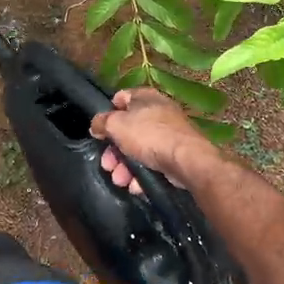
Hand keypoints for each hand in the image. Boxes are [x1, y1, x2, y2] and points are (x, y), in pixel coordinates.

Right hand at [90, 88, 218, 194]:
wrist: (187, 160)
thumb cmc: (149, 135)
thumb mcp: (116, 125)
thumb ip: (101, 123)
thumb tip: (96, 126)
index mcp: (144, 97)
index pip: (120, 98)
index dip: (107, 114)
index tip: (101, 131)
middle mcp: (158, 112)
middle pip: (127, 130)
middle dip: (114, 151)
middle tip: (107, 165)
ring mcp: (169, 134)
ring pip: (139, 149)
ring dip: (125, 166)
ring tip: (120, 181)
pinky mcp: (176, 154)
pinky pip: (153, 162)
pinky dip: (142, 174)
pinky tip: (136, 186)